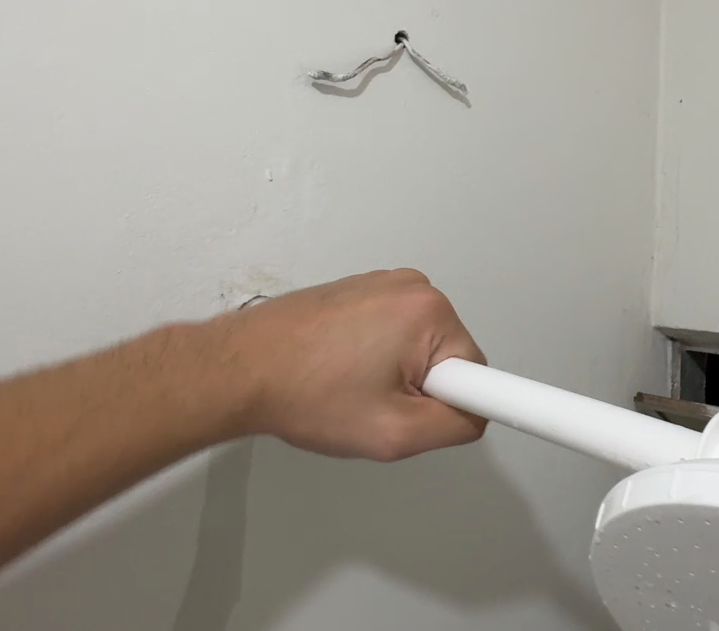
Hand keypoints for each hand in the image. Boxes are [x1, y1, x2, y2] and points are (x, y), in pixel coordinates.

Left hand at [208, 269, 487, 461]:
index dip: (464, 402)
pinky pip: (392, 333)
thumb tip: (475, 413)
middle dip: (419, 390)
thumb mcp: (392, 433)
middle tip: (376, 405)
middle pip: (447, 358)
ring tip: (350, 386)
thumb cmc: (301, 390)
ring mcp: (385, 283)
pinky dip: (374, 356)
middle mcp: (413, 286)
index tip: (447, 413)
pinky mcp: (363, 289)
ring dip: (394, 374)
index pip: (479, 369)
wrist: (239, 367)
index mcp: (428, 311)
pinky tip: (340, 370)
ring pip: (418, 348)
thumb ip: (454, 426)